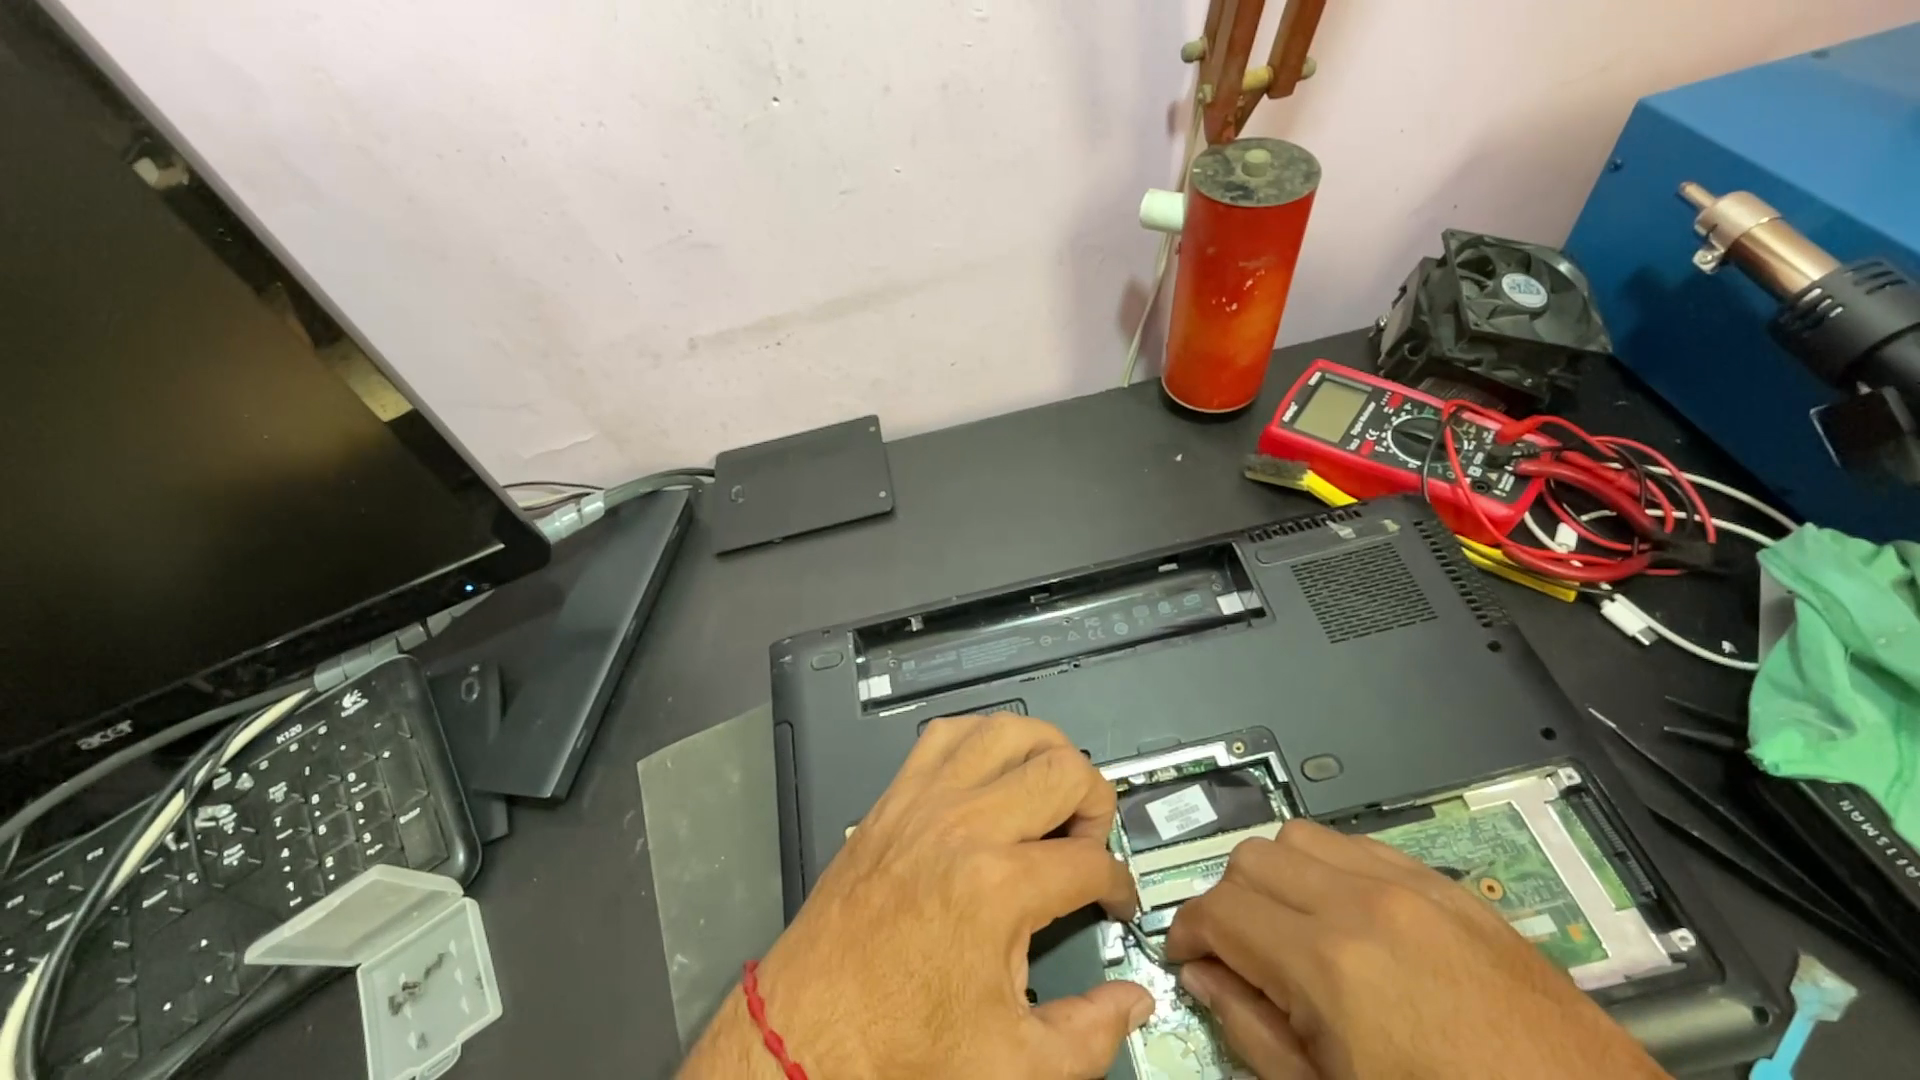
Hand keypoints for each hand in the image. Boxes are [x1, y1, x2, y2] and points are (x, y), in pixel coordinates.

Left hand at [679, 713, 1153, 1079]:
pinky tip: (991, 773)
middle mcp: (963, 826)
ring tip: (1049, 797)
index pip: (1092, 861)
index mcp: (998, 887)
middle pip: (1064, 771)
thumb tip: (1133, 1001)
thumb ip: (1091, 1033)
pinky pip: (944, 735)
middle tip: (1087, 845)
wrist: (804, 1033)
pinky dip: (980, 739)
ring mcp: (923, 803)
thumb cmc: (897, 1045)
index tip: (1113, 902)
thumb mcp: (1011, 1063)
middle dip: (1096, 804)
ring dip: (1045, 753)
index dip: (1118, 885)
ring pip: (1007, 731)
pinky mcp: (891, 801)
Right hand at [1166, 819, 1669, 1079]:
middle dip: (1226, 902)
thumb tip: (1202, 976)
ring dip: (1275, 875)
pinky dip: (1328, 867)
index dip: (1186, 933)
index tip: (1187, 960)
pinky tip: (1343, 915)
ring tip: (1288, 928)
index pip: (1217, 910)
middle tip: (1237, 953)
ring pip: (1300, 836)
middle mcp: (1363, 903)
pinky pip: (1360, 844)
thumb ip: (1251, 1031)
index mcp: (1329, 964)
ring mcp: (1411, 885)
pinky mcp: (1449, 887)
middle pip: (1251, 859)